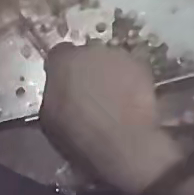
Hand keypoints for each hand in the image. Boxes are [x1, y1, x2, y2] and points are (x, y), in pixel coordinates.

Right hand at [41, 44, 183, 194]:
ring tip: (116, 99)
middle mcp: (90, 50)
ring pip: (112, 61)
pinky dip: (132, 82)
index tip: (67, 84)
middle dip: (89, 70)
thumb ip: (53, 95)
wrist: (123, 144)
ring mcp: (119, 56)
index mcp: (63, 61)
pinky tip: (133, 101)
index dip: (64, 70)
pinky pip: (134, 71)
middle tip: (93, 94)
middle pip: (88, 55)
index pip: (60, 54)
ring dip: (112, 75)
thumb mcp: (51, 119)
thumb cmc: (80, 136)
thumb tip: (59, 92)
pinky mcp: (142, 66)